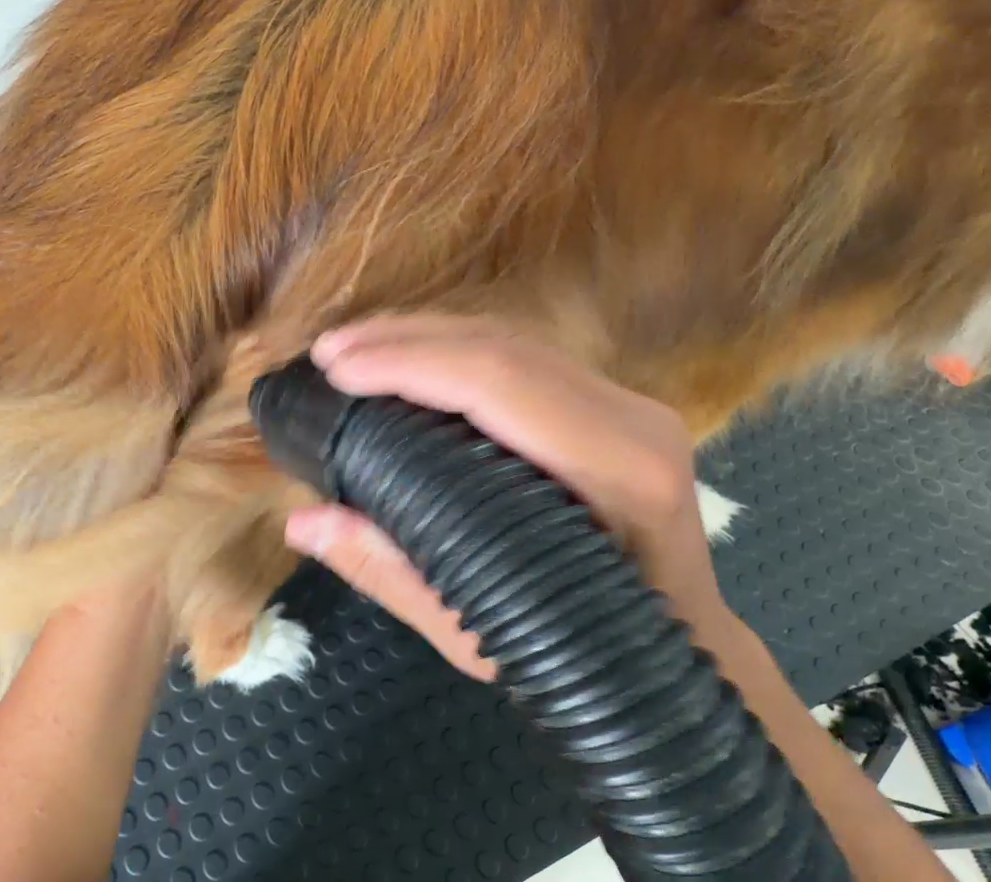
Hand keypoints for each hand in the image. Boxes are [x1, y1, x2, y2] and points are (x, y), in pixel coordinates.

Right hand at [282, 313, 733, 678]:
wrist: (686, 650)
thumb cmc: (592, 655)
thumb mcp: (488, 633)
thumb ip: (397, 575)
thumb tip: (304, 523)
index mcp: (620, 473)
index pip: (501, 384)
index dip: (411, 366)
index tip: (336, 372)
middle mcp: (632, 422)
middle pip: (502, 346)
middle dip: (402, 339)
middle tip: (325, 353)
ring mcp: (625, 406)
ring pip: (510, 339)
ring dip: (421, 335)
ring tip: (349, 348)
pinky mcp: (608, 405)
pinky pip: (519, 356)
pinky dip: (450, 349)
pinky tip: (403, 357)